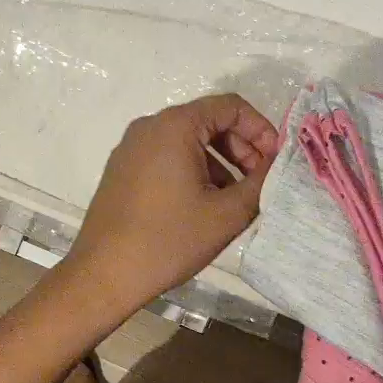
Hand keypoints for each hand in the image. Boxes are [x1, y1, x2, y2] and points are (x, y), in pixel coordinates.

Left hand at [63, 94, 280, 311]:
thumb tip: (278, 165)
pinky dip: (193, 174)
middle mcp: (149, 127)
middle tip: (260, 184)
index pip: (231, 107)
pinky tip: (203, 209)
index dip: (262, 130)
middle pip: (209, 123)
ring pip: (188, 144)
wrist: (104, 275)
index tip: (276, 162)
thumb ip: (261, 183)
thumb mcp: (226, 214)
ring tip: (236, 202)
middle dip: (241, 150)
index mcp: (175, 126)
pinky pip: (167, 159)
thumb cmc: (168, 241)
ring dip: (220, 165)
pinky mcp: (122, 172)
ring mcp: (130, 149)